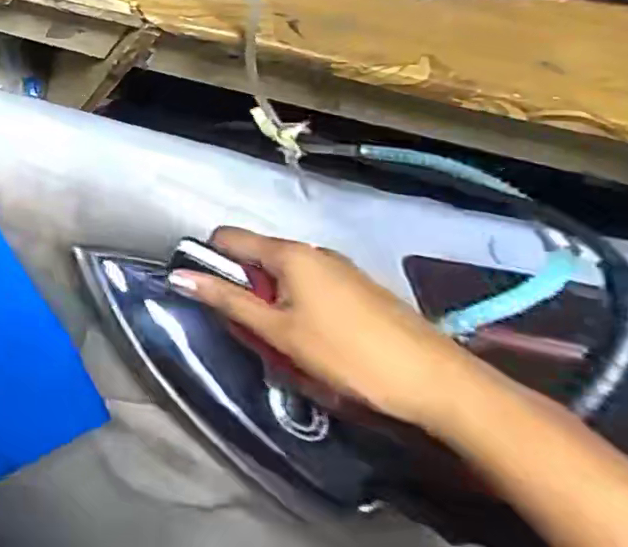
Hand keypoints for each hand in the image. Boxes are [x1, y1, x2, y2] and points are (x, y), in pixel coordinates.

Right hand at [169, 227, 485, 428]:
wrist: (450, 390)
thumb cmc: (352, 356)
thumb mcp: (279, 332)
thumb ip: (226, 300)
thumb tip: (176, 274)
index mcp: (288, 254)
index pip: (226, 237)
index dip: (208, 259)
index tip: (209, 293)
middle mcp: (314, 252)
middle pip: (256, 257)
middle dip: (244, 288)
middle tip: (251, 328)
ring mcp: (344, 270)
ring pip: (285, 275)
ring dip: (273, 300)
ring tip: (285, 341)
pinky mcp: (365, 292)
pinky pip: (313, 287)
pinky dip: (301, 306)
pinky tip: (319, 341)